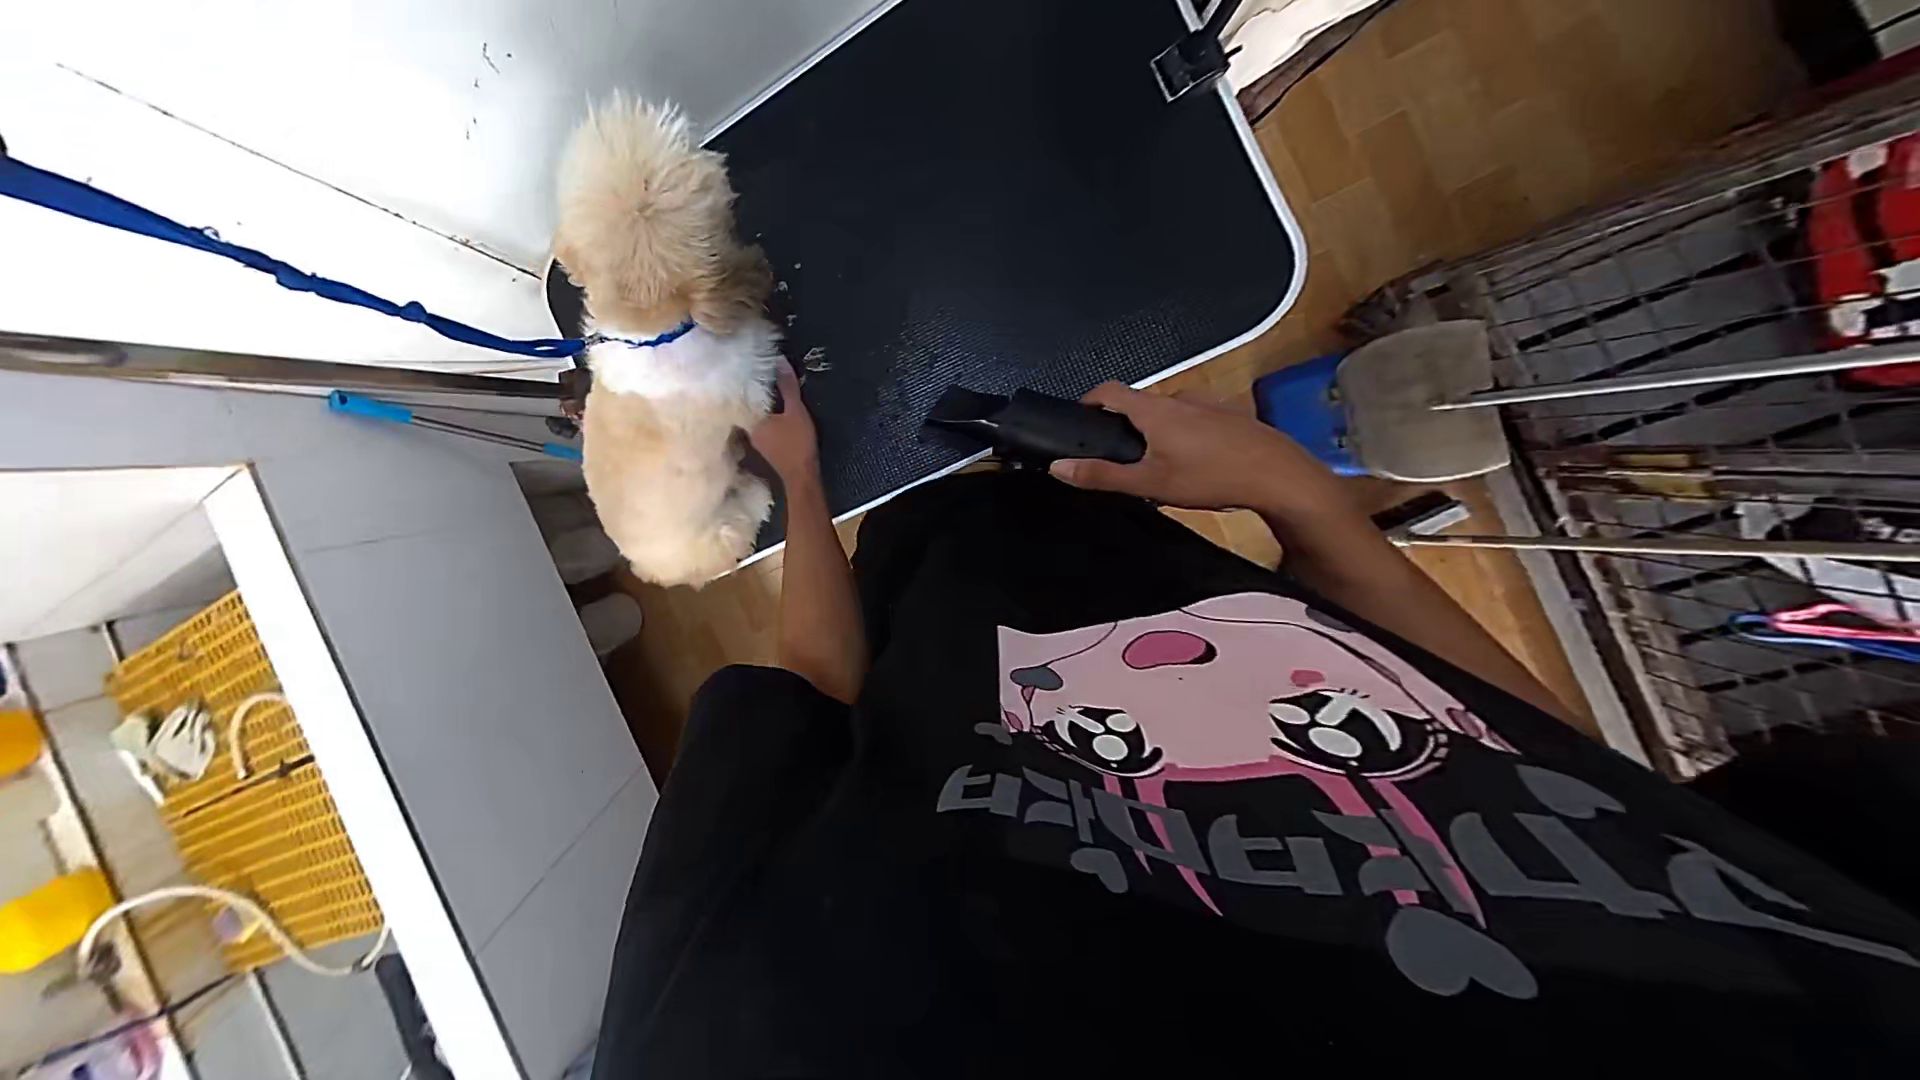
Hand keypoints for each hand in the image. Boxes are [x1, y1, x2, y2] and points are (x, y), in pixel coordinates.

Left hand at [750, 357, 819, 484]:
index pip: (743, 395)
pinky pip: (763, 426)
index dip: (748, 381)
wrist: (802, 476)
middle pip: (750, 406)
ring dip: (763, 407)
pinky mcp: (765, 448)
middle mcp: (747, 430)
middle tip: (761, 375)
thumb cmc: (797, 443)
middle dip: (756, 394)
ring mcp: (755, 441)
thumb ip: (787, 387)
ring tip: (770, 390)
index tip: (750, 367)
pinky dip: (769, 418)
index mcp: (750, 420)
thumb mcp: (796, 411)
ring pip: (757, 417)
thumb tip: (779, 360)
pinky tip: (776, 412)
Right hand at [1049, 382, 1351, 521]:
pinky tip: (1193, 461)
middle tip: (1118, 455)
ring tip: (1157, 463)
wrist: (1279, 476)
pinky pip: (1194, 418)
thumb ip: (1102, 475)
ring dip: (1154, 429)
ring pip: (1168, 411)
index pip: (1109, 390)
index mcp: (1154, 410)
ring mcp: (1208, 403)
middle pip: (1139, 402)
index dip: (1088, 400)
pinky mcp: (1230, 415)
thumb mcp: (1149, 483)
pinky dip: (1183, 432)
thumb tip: (1058, 467)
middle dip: (1123, 423)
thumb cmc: (1210, 477)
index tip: (1079, 418)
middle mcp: (1180, 398)